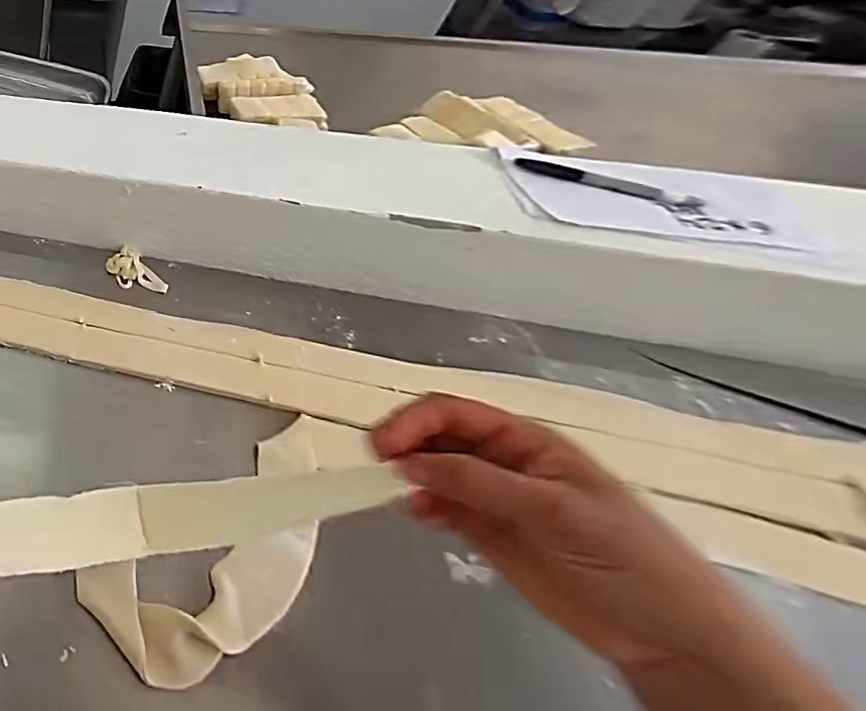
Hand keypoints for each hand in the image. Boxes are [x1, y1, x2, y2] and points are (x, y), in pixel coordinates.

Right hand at [372, 395, 845, 710]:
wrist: (672, 639)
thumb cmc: (630, 559)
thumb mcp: (556, 510)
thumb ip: (479, 481)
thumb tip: (410, 462)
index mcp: (525, 443)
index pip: (453, 413)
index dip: (414, 421)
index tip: (385, 444)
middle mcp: (503, 462)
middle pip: (436, 436)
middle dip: (404, 443)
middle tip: (379, 462)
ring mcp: (493, 496)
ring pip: (431, 468)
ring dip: (410, 475)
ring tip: (403, 494)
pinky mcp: (486, 529)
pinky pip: (439, 504)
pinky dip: (421, 504)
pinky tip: (420, 514)